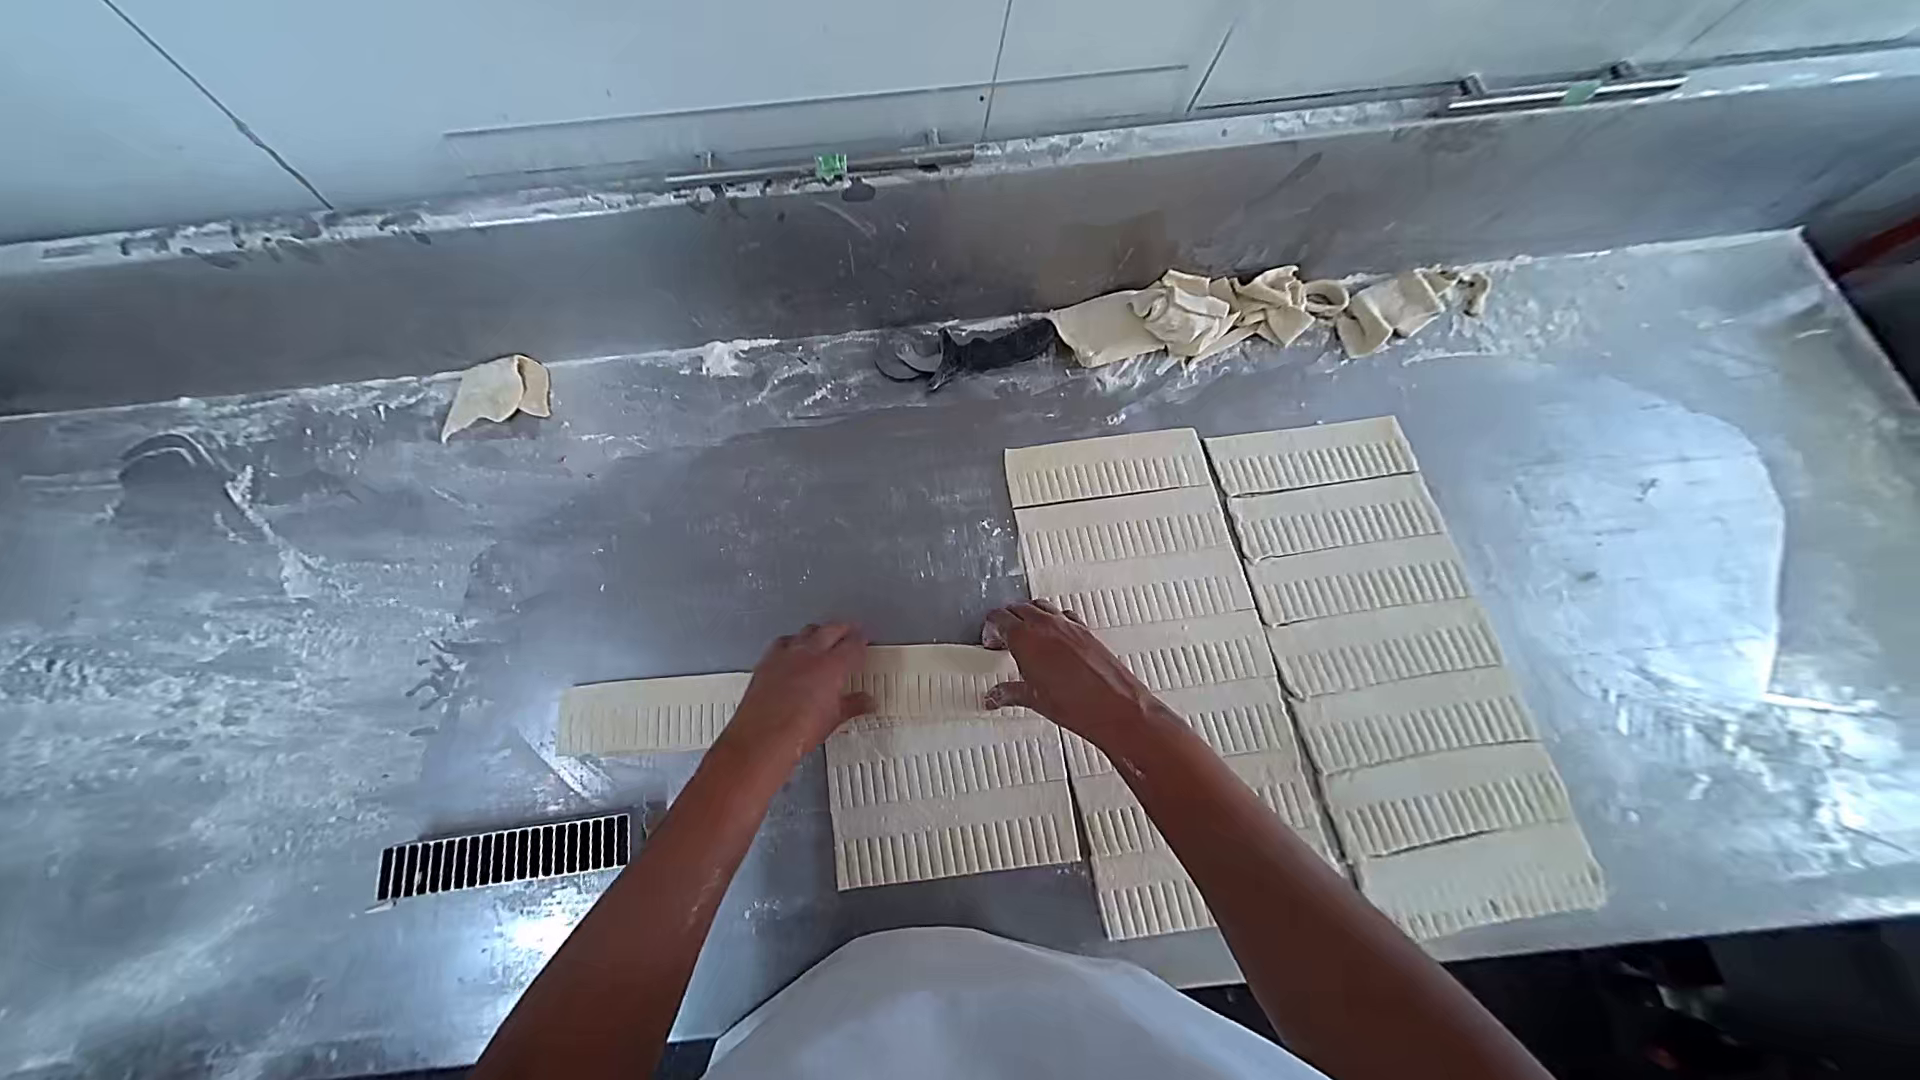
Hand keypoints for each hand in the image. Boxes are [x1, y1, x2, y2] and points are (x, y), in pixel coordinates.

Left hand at [718, 622, 872, 760]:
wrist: (762, 739)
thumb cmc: (796, 731)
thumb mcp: (834, 719)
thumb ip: (854, 704)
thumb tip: (865, 702)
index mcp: (832, 665)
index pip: (853, 645)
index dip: (861, 642)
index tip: (863, 642)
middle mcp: (809, 654)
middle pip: (831, 630)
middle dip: (843, 629)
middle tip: (850, 631)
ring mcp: (786, 655)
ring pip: (806, 631)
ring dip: (818, 632)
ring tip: (823, 635)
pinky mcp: (766, 661)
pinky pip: (782, 642)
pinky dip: (791, 642)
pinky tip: (791, 648)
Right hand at [981, 600, 1168, 745]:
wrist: (1115, 707)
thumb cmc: (1078, 704)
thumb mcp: (1034, 699)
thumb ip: (1009, 692)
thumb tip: (996, 695)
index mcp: (1025, 637)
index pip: (999, 618)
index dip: (991, 628)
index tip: (991, 639)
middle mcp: (1045, 625)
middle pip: (1018, 608)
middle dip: (1007, 620)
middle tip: (1003, 637)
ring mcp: (1067, 625)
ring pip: (1040, 606)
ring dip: (1029, 615)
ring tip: (1027, 634)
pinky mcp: (1084, 630)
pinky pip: (1062, 614)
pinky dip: (1053, 620)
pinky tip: (1055, 637)